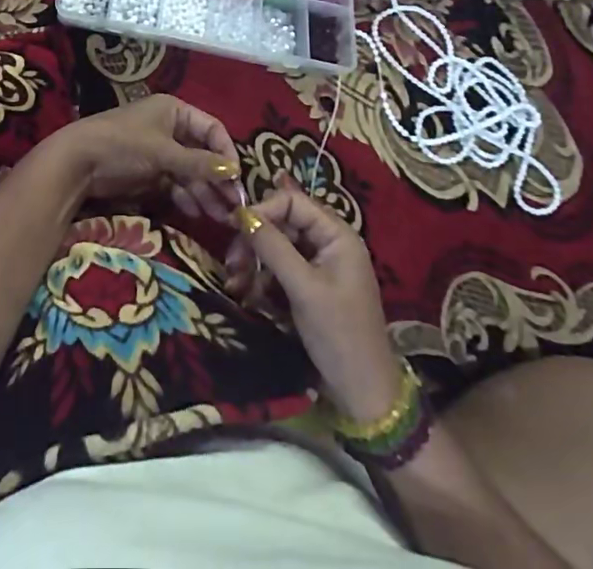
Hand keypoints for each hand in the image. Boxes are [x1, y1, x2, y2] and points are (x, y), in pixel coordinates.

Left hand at [38, 94, 241, 204]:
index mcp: (174, 111)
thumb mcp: (163, 152)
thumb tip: (234, 171)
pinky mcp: (148, 172)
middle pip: (203, 154)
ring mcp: (159, 151)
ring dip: (205, 193)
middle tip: (234, 206)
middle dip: (218, 179)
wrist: (77, 162)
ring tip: (221, 217)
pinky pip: (175, 184)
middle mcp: (169, 128)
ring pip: (190, 173)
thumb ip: (199, 163)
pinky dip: (186, 197)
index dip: (226, 152)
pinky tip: (198, 213)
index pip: (212, 129)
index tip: (237, 178)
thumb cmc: (122, 145)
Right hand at [227, 174, 405, 423]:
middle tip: (230, 264)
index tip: (233, 228)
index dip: (262, 210)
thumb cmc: (339, 334)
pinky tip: (246, 295)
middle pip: (280, 223)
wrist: (362, 390)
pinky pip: (277, 269)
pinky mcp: (309, 286)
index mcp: (337, 236)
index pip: (292, 202)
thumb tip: (241, 214)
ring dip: (251, 262)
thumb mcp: (303, 288)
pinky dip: (259, 278)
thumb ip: (273, 247)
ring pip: (274, 246)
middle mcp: (328, 243)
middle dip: (253, 240)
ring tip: (234, 284)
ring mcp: (319, 265)